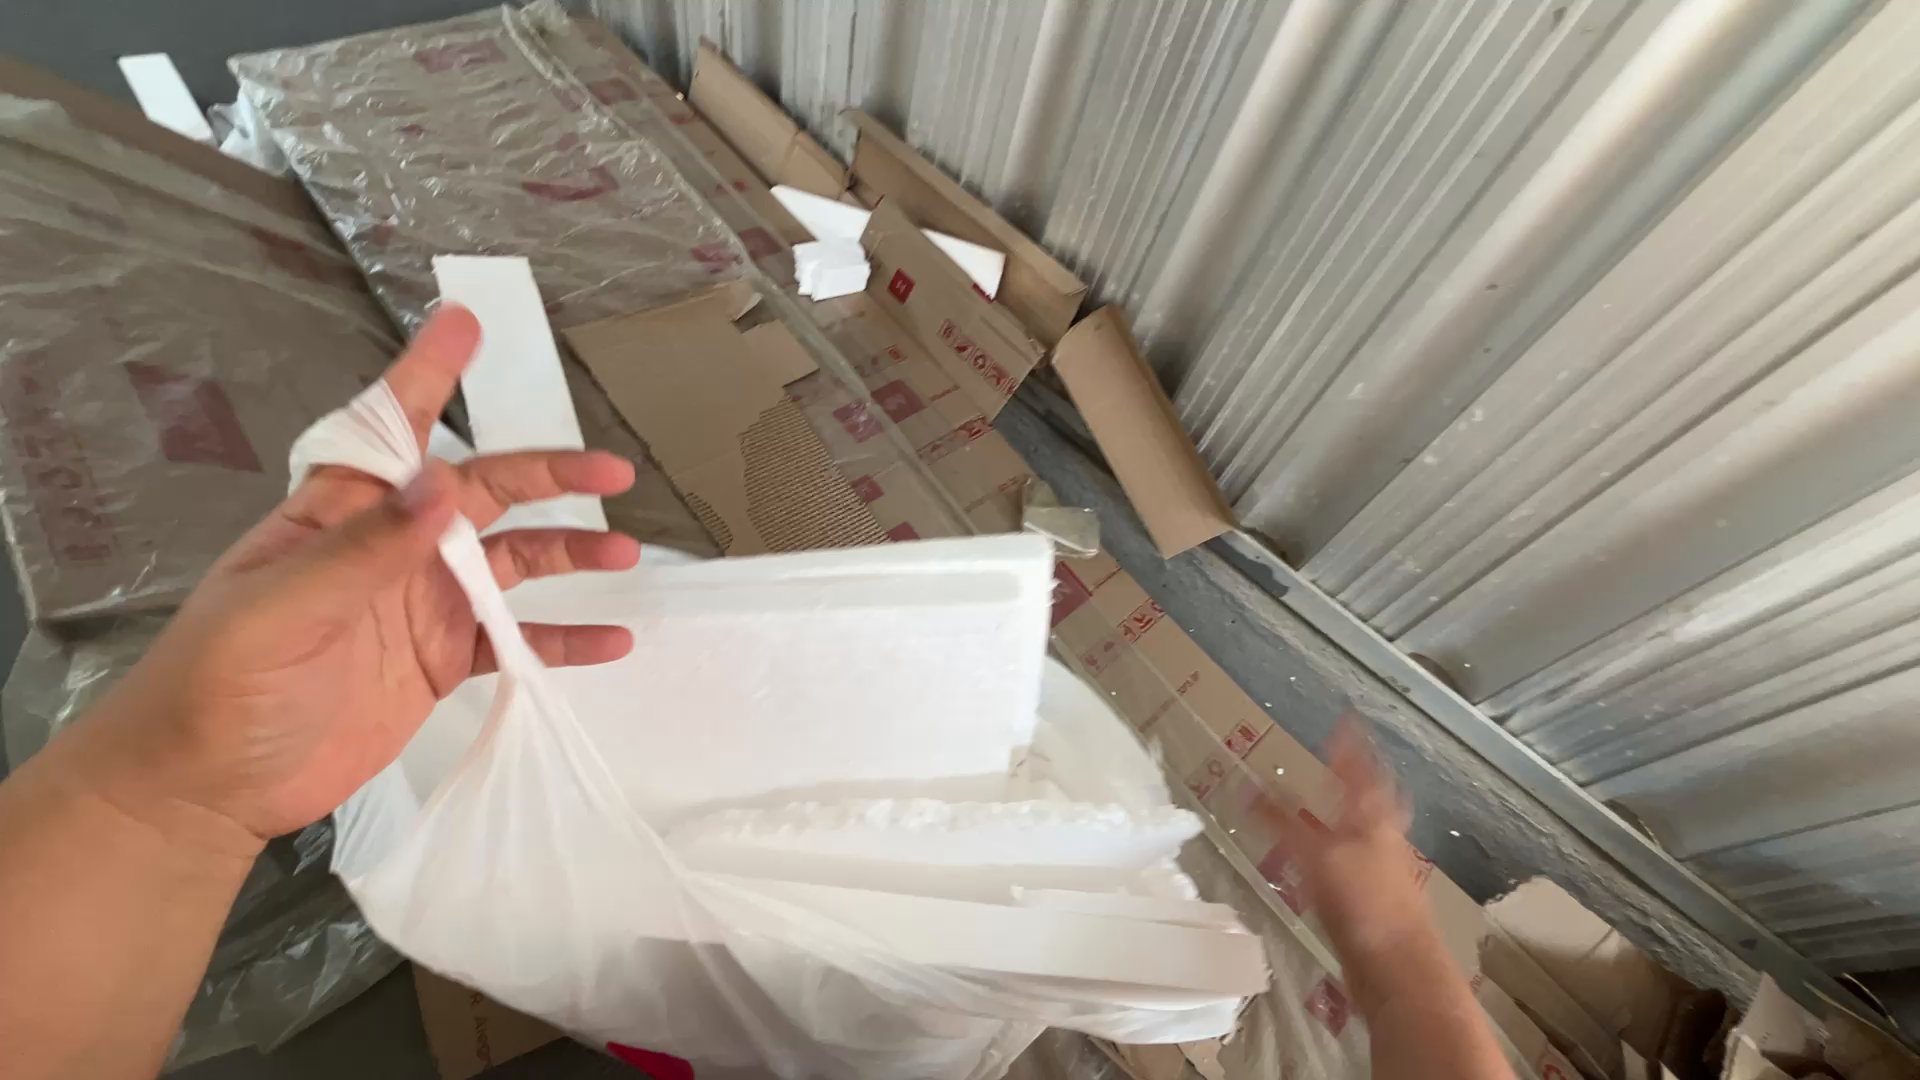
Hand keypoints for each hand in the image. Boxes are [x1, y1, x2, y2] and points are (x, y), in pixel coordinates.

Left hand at [60, 305, 639, 854]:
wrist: (214, 790)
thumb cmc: (220, 689)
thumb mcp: (281, 609)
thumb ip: (366, 547)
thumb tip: (446, 481)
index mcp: (343, 516)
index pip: (392, 432)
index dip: (428, 375)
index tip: (466, 326)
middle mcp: (400, 548)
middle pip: (489, 495)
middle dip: (552, 477)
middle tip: (613, 472)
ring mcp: (432, 602)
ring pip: (521, 563)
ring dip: (574, 556)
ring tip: (626, 555)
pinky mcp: (452, 656)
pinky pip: (523, 639)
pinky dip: (568, 639)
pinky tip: (611, 642)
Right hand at [1257, 716, 1426, 956]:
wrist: (1396, 969)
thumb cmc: (1361, 901)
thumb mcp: (1312, 853)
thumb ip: (1277, 819)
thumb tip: (1243, 784)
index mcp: (1372, 817)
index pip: (1361, 768)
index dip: (1353, 741)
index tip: (1347, 714)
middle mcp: (1380, 836)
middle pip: (1375, 795)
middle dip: (1362, 772)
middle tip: (1347, 751)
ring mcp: (1379, 867)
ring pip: (1364, 825)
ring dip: (1349, 806)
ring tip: (1330, 794)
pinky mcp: (1370, 896)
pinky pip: (1350, 857)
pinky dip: (1335, 844)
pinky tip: (1318, 851)